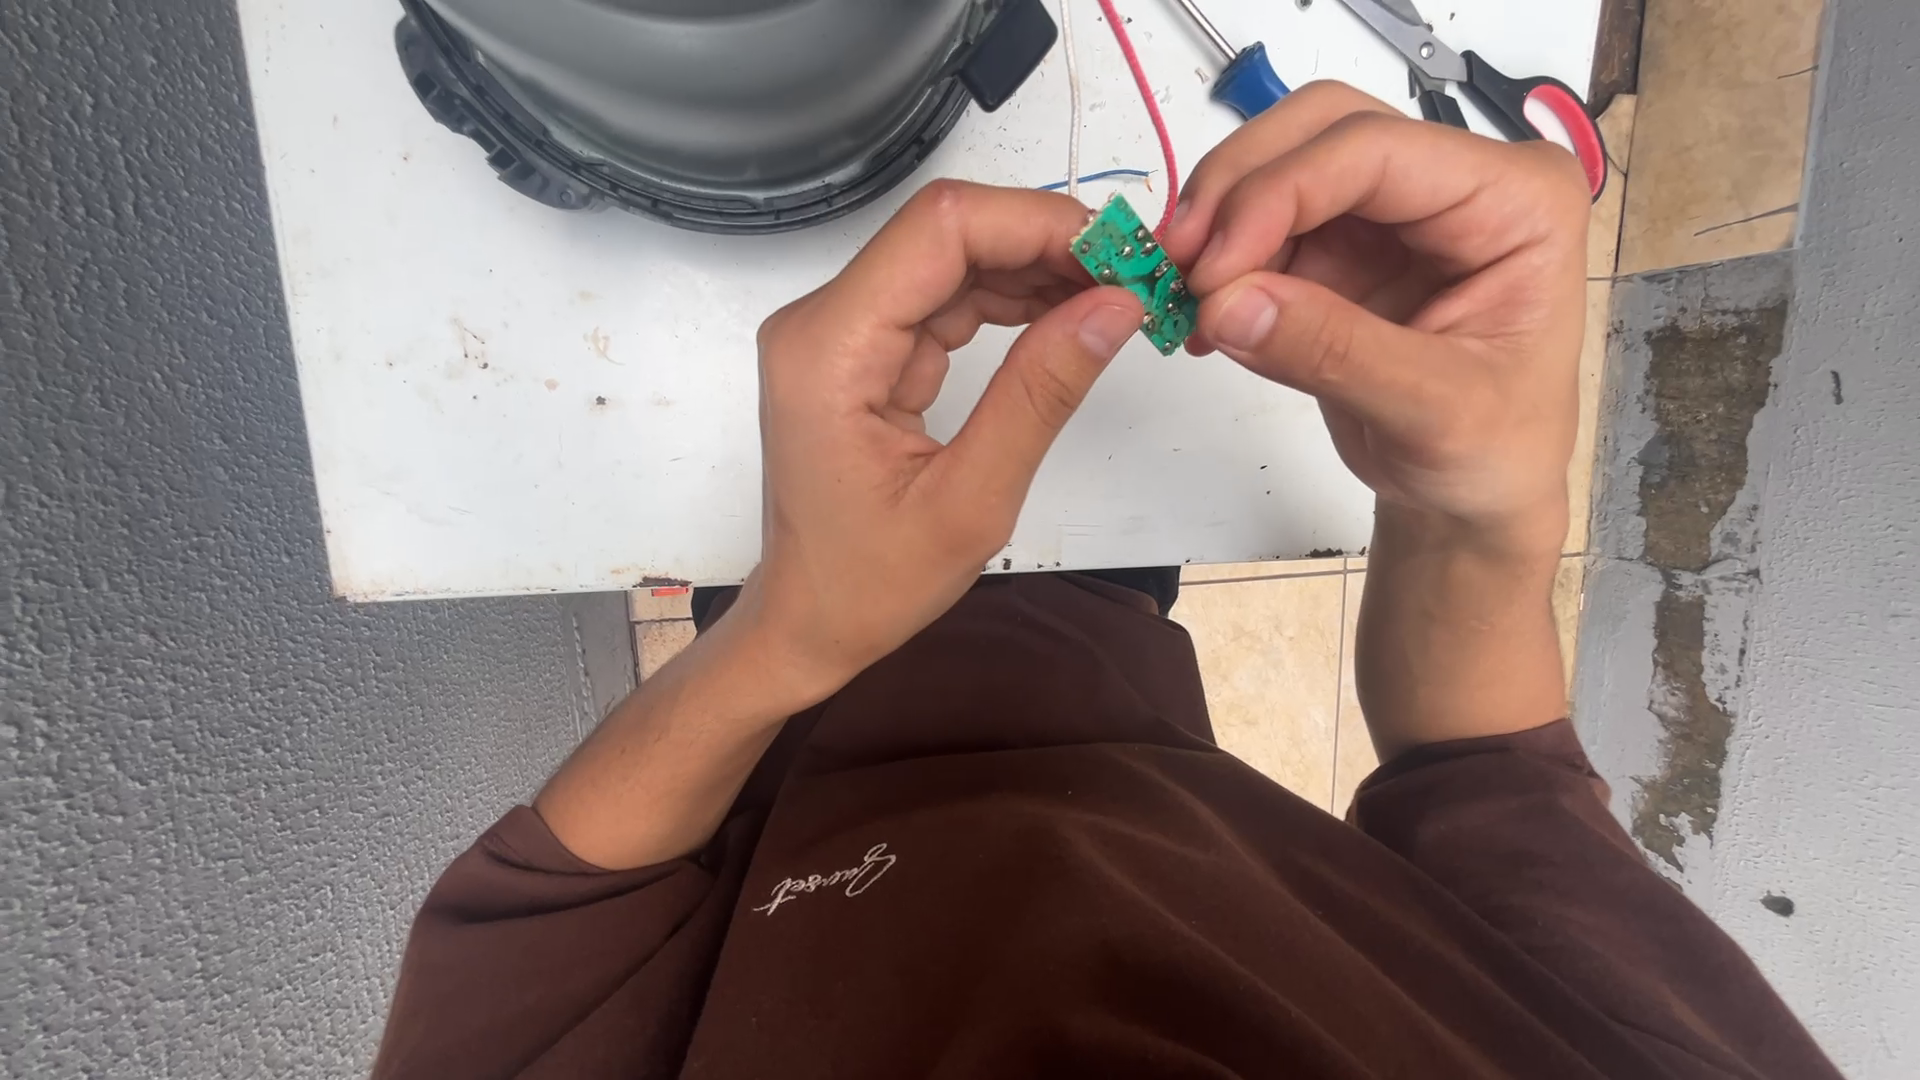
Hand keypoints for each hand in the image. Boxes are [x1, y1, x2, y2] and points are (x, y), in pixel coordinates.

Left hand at [726, 181, 1144, 702]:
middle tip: (1131, 279)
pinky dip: (1004, 304)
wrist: (811, 619)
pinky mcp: (859, 354)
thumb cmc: (874, 583)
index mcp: (829, 351)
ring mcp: (837, 334)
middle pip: (944, 235)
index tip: (1123, 256)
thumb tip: (1117, 305)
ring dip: (1032, 272)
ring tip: (1109, 299)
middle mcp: (821, 323)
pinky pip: (939, 303)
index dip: (1039, 224)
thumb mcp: (972, 500)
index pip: (941, 230)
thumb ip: (1040, 394)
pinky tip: (1059, 318)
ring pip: (948, 262)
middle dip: (1044, 245)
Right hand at [1162, 81, 1590, 556]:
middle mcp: (1445, 189)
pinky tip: (1200, 320)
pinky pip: (1257, 236)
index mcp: (1508, 201)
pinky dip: (1216, 269)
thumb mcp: (1430, 410)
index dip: (1275, 196)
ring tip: (1182, 301)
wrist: (1466, 487)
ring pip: (1276, 175)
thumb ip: (1331, 352)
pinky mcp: (1335, 260)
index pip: (1372, 151)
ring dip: (1214, 228)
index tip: (1207, 272)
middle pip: (1318, 132)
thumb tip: (1223, 305)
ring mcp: (1384, 221)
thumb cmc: (1487, 451)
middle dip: (1235, 189)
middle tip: (1176, 263)